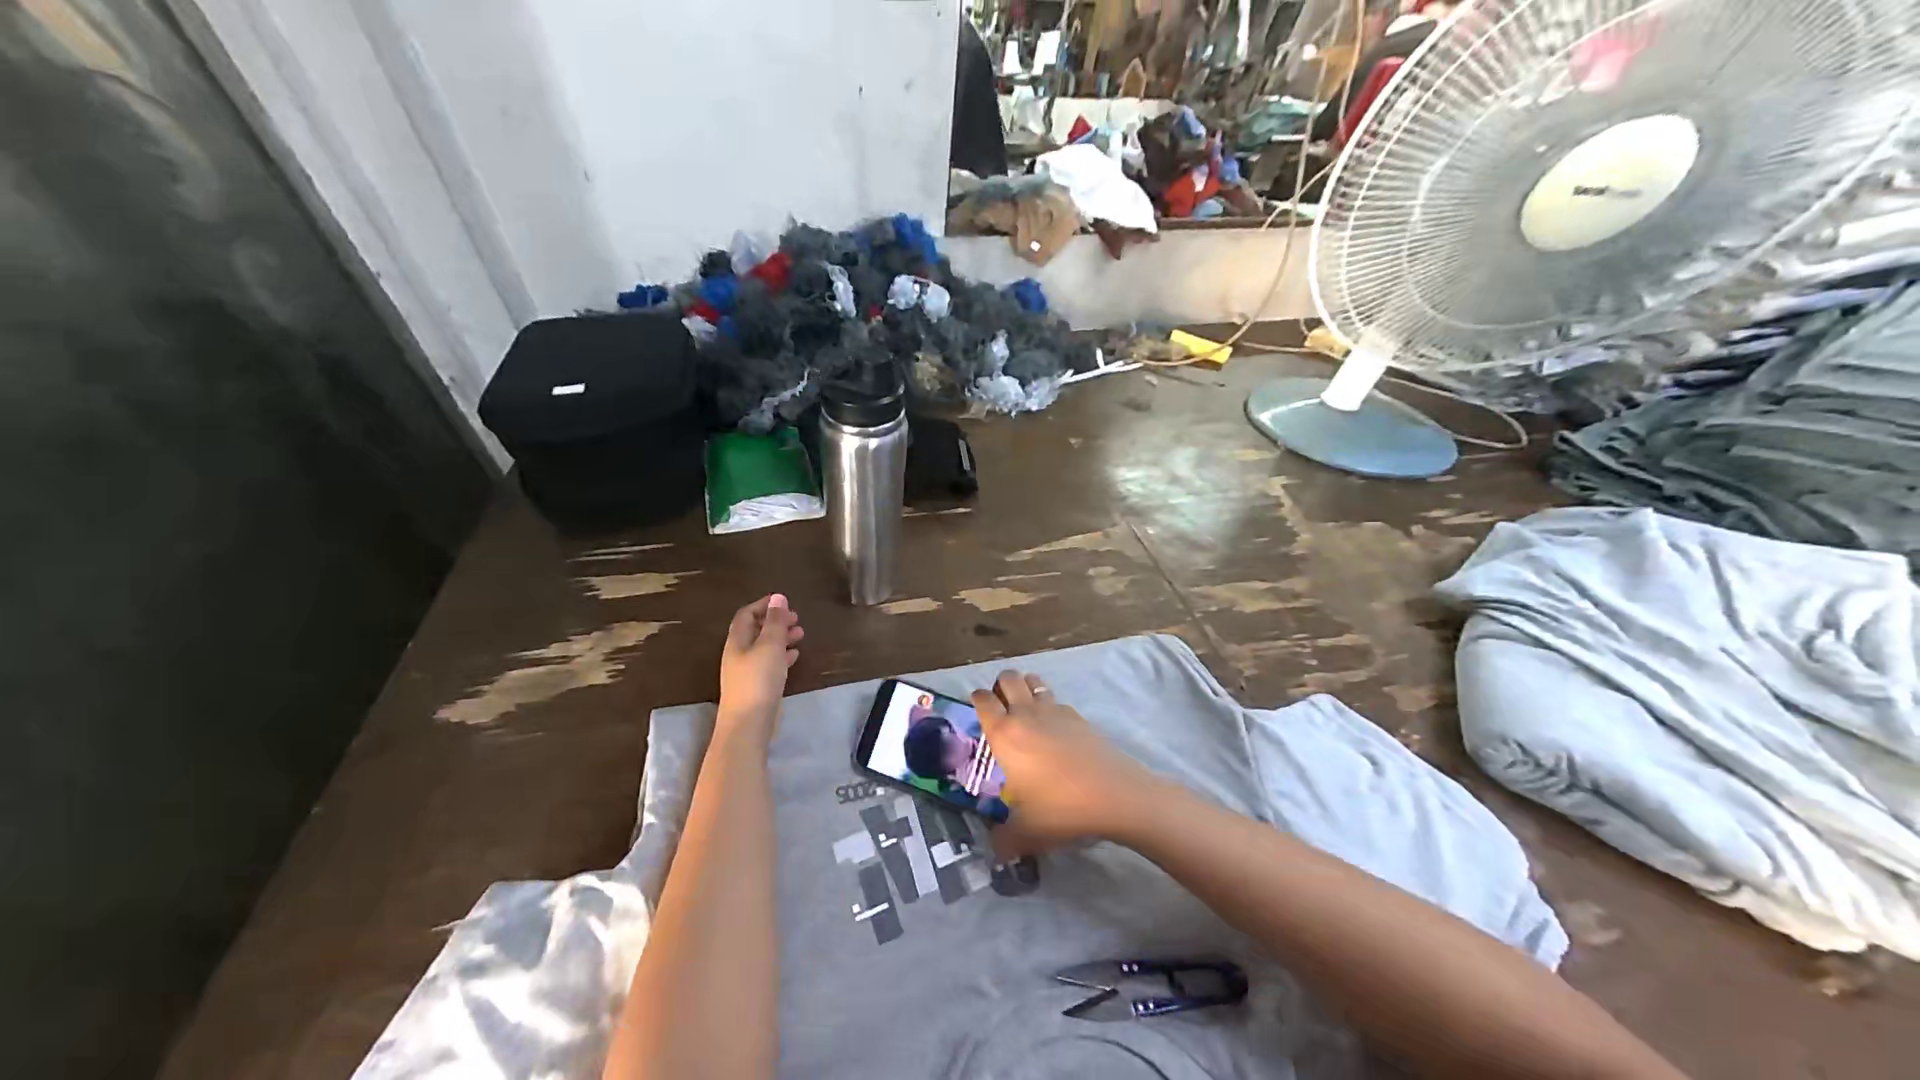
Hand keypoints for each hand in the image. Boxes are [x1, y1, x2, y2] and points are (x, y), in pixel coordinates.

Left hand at [718, 593, 803, 739]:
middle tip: (796, 619)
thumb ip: (775, 621)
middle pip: (755, 630)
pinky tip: (794, 656)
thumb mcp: (770, 646)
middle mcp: (738, 654)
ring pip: (764, 647)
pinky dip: (781, 655)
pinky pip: (769, 663)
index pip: (746, 615)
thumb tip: (778, 597)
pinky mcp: (755, 687)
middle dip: (775, 621)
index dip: (763, 605)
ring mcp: (746, 672)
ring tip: (800, 635)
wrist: (748, 725)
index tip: (784, 601)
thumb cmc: (758, 680)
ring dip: (781, 638)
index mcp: (737, 641)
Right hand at [970, 671, 1158, 855]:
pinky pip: (1057, 700)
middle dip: (1000, 686)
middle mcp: (1026, 714)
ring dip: (1026, 688)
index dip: (977, 700)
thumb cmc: (1061, 809)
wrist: (1115, 796)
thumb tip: (995, 849)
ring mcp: (1055, 711)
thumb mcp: (1026, 832)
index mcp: (1004, 734)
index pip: (982, 700)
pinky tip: (1056, 730)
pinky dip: (1051, 707)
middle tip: (1001, 707)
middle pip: (1008, 678)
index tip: (978, 711)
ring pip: (1034, 682)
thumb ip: (1004, 839)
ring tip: (1026, 711)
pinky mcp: (1079, 716)